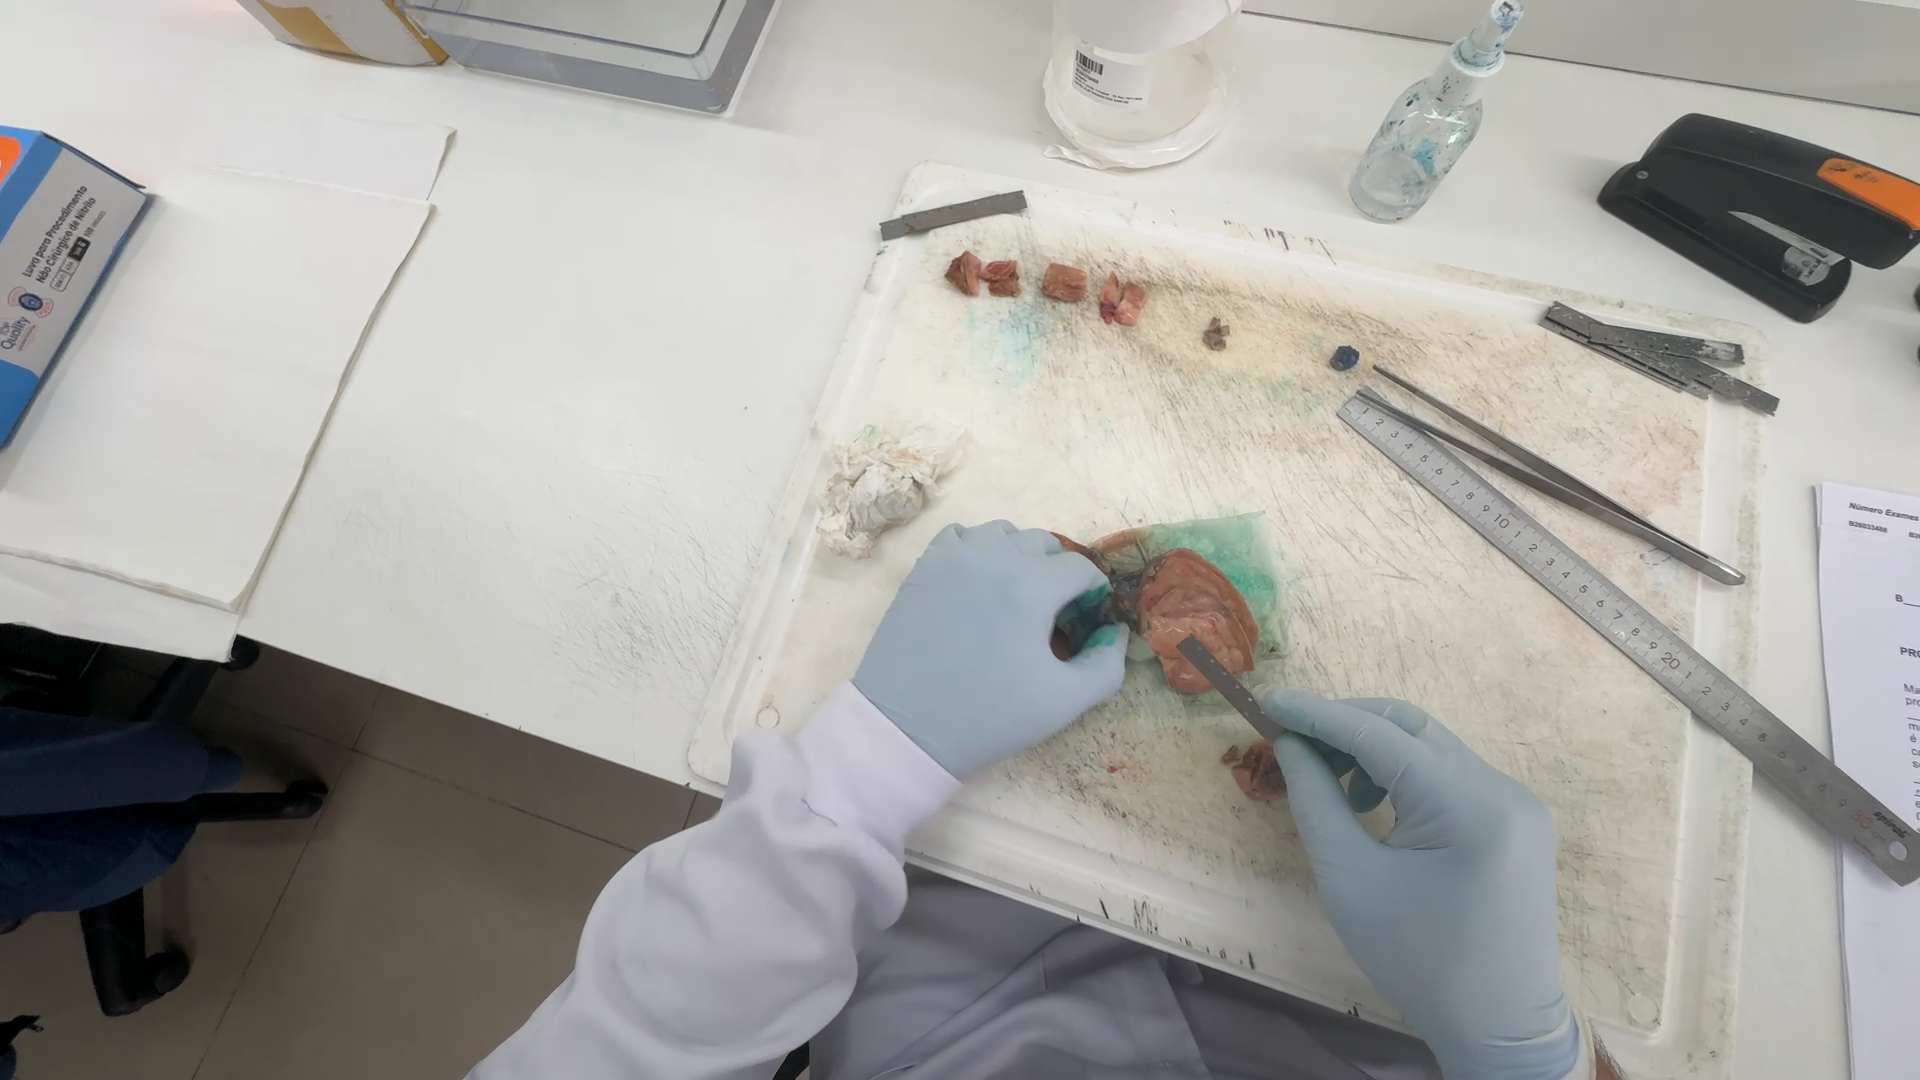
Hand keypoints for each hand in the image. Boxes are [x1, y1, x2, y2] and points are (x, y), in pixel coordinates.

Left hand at [854, 522, 1128, 777]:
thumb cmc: (989, 716)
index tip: (1084, 624)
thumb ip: (1107, 663)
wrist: (906, 727)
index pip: (1080, 568)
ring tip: (1014, 597)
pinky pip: (960, 536)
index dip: (1092, 594)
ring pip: (1001, 533)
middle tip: (1051, 614)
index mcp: (1031, 586)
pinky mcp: (924, 566)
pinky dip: (977, 550)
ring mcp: (952, 557)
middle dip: (1058, 573)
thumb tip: (1115, 631)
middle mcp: (992, 557)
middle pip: (1043, 543)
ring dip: (1018, 556)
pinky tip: (977, 585)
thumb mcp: (1065, 701)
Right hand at [1262, 690, 1578, 1079]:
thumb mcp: (1347, 875)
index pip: (1377, 734)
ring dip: (1368, 744)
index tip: (1266, 700)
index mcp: (1467, 806)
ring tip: (1328, 778)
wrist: (1499, 1028)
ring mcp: (1513, 802)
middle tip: (1290, 737)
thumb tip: (1289, 742)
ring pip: (1424, 743)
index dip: (1315, 713)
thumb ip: (1314, 797)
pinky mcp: (1511, 817)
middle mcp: (1500, 789)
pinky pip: (1443, 769)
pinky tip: (1368, 799)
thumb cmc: (1415, 957)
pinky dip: (1396, 768)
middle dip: (1341, 722)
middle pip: (1406, 725)